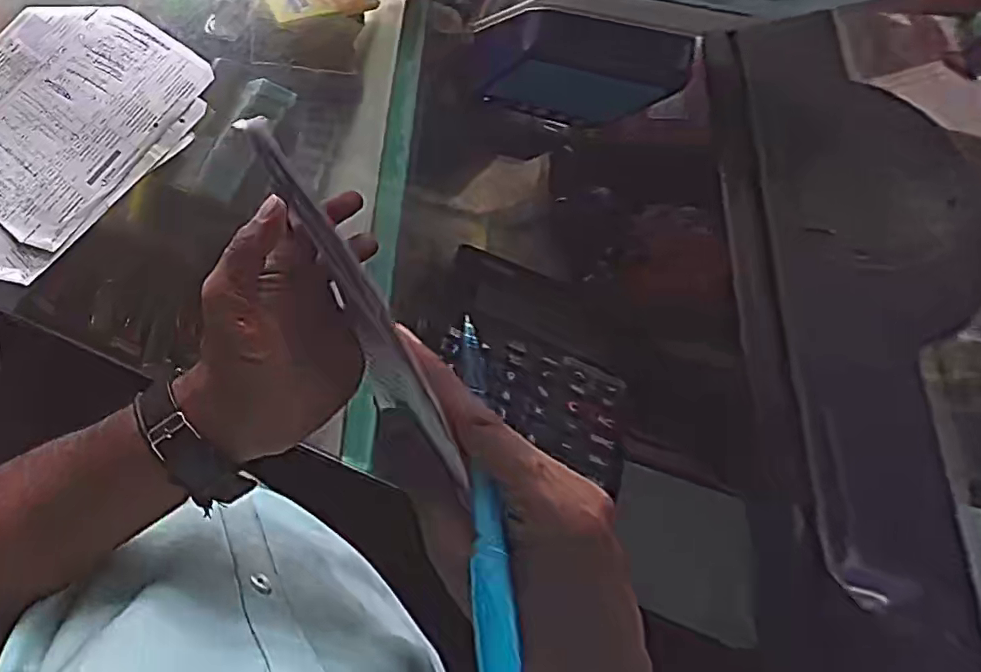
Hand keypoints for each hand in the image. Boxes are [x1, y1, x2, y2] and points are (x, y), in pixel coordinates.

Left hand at [175, 192, 372, 461]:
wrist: (242, 416)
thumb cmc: (227, 357)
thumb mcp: (227, 297)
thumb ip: (246, 251)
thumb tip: (272, 207)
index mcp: (271, 273)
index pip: (294, 231)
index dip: (312, 210)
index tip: (332, 197)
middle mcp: (300, 289)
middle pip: (325, 247)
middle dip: (339, 225)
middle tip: (356, 206)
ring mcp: (324, 316)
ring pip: (347, 276)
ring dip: (358, 257)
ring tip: (370, 243)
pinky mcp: (345, 345)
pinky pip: (366, 315)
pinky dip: (378, 301)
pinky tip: (386, 293)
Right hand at [392, 325, 650, 671]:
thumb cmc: (529, 644)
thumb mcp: (457, 564)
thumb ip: (427, 488)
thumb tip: (399, 431)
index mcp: (552, 506)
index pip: (479, 422)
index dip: (435, 375)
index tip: (403, 340)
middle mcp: (576, 490)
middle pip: (491, 427)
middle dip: (440, 403)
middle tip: (395, 376)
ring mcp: (585, 497)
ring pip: (504, 443)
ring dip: (459, 432)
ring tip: (415, 421)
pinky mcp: (581, 506)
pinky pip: (519, 462)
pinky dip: (483, 454)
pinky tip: (456, 461)